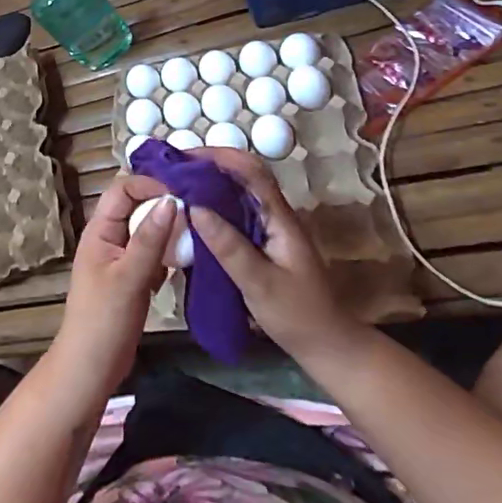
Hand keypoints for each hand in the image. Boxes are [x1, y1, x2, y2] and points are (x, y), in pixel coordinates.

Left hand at [53, 174, 177, 388]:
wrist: (91, 368)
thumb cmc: (104, 320)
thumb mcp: (130, 277)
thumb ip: (150, 239)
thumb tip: (172, 199)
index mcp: (100, 230)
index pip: (123, 188)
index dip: (151, 185)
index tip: (183, 195)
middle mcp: (109, 237)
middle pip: (137, 205)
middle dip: (165, 204)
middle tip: (198, 210)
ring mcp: (121, 257)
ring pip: (148, 228)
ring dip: (170, 229)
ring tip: (198, 231)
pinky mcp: (133, 275)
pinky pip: (153, 251)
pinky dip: (169, 251)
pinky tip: (188, 258)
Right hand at [185, 148, 362, 359]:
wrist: (328, 345)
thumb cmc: (297, 315)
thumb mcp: (258, 283)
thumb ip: (228, 246)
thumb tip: (195, 207)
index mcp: (280, 218)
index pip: (250, 172)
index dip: (219, 157)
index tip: (184, 158)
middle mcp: (276, 216)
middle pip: (244, 176)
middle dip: (210, 166)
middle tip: (173, 171)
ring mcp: (272, 229)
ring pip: (240, 194)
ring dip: (211, 185)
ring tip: (177, 188)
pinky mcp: (265, 244)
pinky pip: (237, 215)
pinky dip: (215, 207)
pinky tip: (195, 217)